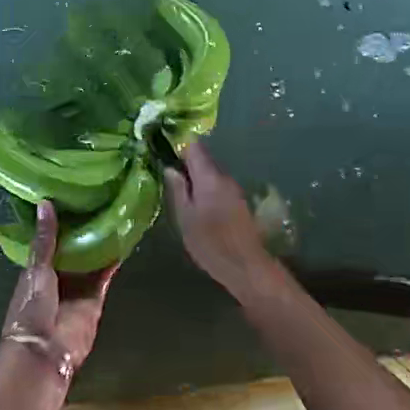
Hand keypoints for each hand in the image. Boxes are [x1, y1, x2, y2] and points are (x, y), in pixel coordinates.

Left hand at [0, 200, 117, 381]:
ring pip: (92, 258)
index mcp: (37, 269)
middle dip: (84, 229)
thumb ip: (45, 239)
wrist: (47, 349)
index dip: (60, 221)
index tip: (73, 196)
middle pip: (73, 248)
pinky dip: (114, 257)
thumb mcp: (36, 269)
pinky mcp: (96, 295)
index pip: (50, 240)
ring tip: (117, 212)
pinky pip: (106, 272)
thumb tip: (45, 203)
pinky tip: (126, 238)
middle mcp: (58, 275)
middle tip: (101, 198)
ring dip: (101, 241)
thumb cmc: (32, 308)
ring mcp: (78, 286)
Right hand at [161, 140, 268, 291]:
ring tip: (180, 194)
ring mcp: (234, 188)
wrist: (245, 264)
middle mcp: (224, 177)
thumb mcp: (185, 218)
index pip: (195, 147)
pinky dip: (206, 190)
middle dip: (186, 165)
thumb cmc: (210, 243)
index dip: (179, 145)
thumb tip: (171, 167)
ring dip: (196, 180)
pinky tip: (198, 206)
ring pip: (211, 174)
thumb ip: (178, 190)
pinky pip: (218, 186)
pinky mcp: (238, 200)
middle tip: (167, 178)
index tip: (164, 151)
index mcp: (210, 177)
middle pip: (203, 160)